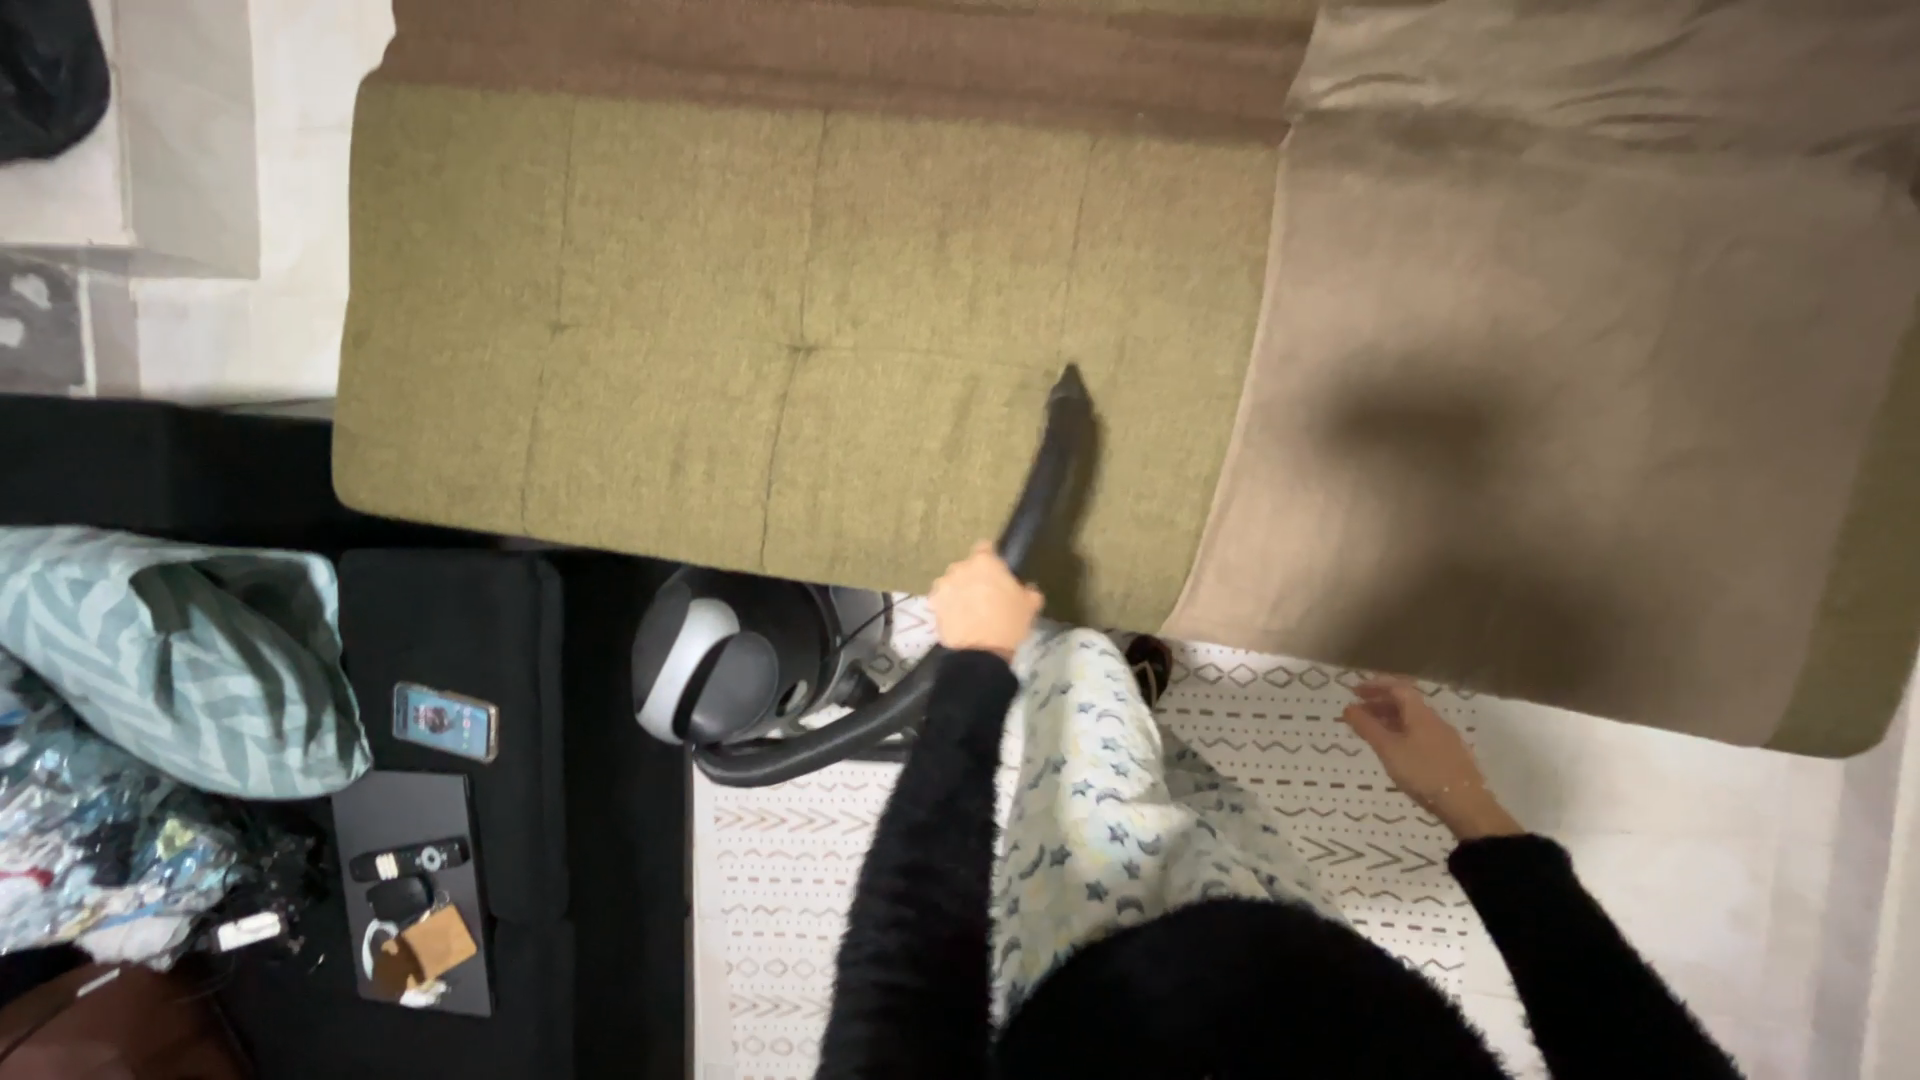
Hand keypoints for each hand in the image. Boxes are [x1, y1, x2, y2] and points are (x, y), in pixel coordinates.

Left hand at [928, 542, 1042, 661]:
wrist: (980, 652)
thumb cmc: (1009, 623)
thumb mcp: (1030, 606)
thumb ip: (1028, 590)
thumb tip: (1027, 589)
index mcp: (985, 561)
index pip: (985, 547)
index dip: (991, 559)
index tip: (997, 572)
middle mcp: (961, 567)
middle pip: (967, 567)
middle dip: (974, 576)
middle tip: (985, 594)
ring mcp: (944, 585)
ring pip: (952, 582)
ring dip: (959, 590)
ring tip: (969, 608)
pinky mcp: (933, 603)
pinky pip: (942, 599)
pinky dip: (947, 604)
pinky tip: (957, 618)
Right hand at [1340, 677, 1521, 840]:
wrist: (1468, 806)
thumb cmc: (1423, 773)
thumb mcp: (1388, 749)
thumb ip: (1367, 727)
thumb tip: (1348, 708)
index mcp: (1421, 714)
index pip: (1397, 687)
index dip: (1374, 686)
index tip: (1354, 691)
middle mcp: (1434, 720)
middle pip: (1405, 702)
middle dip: (1379, 702)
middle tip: (1357, 711)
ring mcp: (1444, 738)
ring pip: (1412, 719)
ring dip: (1389, 718)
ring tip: (1371, 730)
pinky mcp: (1449, 754)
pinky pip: (1420, 733)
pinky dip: (1401, 732)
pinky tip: (1394, 749)